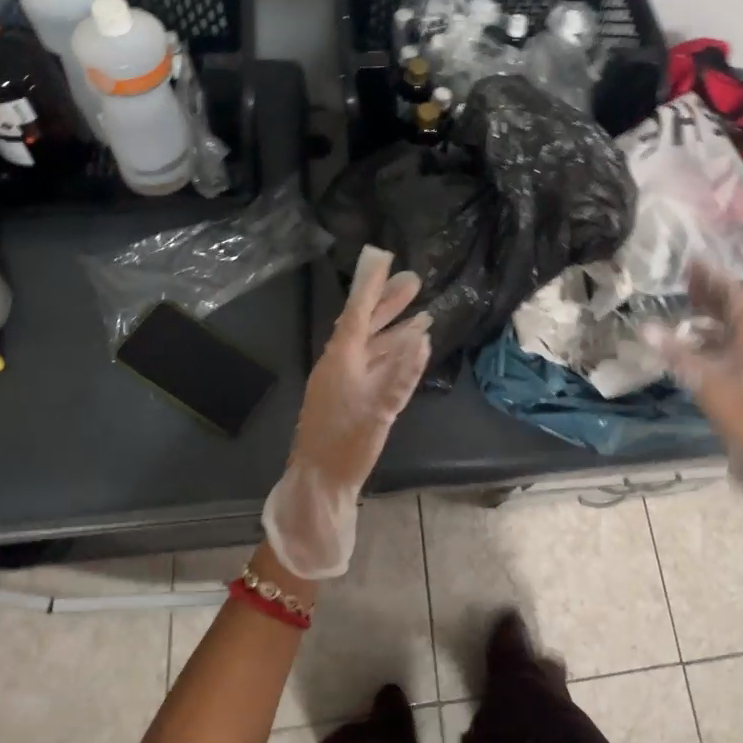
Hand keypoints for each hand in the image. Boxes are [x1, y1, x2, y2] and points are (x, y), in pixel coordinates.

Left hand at [262, 246, 431, 579]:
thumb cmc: (347, 442)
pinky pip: (371, 364)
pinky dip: (390, 353)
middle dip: (389, 303)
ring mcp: (342, 381)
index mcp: (340, 359)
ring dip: (393, 329)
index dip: (372, 286)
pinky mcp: (348, 397)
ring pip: (370, 345)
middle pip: (365, 324)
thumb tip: (422, 337)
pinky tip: (406, 352)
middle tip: (414, 281)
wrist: (319, 482)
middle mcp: (339, 363)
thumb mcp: (380, 408)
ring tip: (423, 314)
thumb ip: (402, 372)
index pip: (358, 312)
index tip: (383, 260)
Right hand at [644, 261, 742, 446]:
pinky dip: (709, 340)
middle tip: (685, 280)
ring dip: (709, 317)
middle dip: (710, 294)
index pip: (736, 296)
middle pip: (734, 311)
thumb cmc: (742, 414)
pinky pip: (728, 350)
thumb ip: (675, 353)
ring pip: (732, 331)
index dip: (715, 278)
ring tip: (685, 308)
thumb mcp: (704, 381)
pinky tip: (691, 346)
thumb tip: (644, 328)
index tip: (693, 263)